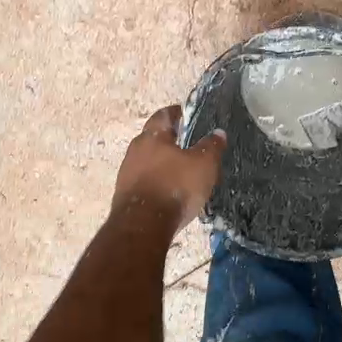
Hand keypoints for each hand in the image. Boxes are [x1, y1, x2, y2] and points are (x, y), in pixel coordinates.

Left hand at [111, 105, 225, 231]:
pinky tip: (168, 194)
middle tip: (187, 146)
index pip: (163, 115)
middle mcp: (135, 151)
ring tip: (179, 173)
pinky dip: (155, 184)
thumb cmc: (175, 187)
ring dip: (161, 165)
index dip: (176, 113)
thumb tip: (218, 132)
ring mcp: (126, 175)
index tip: (187, 116)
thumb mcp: (204, 164)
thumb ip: (211, 146)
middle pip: (152, 139)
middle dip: (168, 141)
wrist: (142, 228)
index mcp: (153, 136)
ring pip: (146, 162)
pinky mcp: (123, 198)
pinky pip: (143, 183)